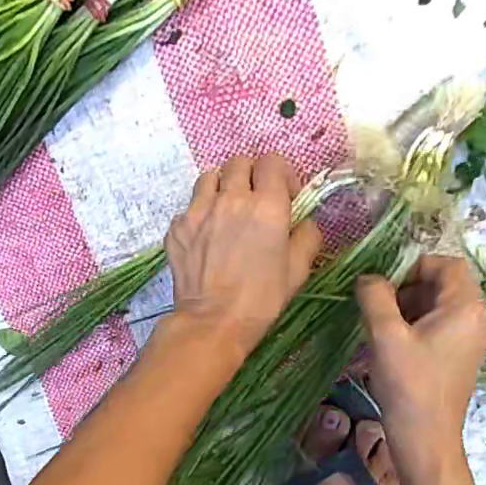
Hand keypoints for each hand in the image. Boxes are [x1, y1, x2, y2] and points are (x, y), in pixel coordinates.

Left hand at [165, 154, 322, 357]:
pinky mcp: (178, 227)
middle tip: (257, 200)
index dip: (282, 174)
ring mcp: (199, 210)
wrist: (213, 322)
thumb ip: (307, 236)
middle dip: (252, 176)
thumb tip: (304, 222)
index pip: (273, 162)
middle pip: (240, 162)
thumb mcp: (298, 270)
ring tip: (228, 210)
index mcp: (267, 206)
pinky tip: (207, 237)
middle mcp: (231, 199)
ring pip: (210, 177)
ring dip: (223, 187)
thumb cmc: (262, 299)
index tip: (286, 195)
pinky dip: (201, 214)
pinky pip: (190, 207)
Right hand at [355, 255, 485, 452]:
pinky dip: (418, 327)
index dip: (414, 266)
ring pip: (440, 307)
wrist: (426, 440)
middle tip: (380, 307)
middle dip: (409, 288)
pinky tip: (393, 345)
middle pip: (444, 285)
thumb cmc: (408, 385)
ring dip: (410, 308)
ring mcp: (471, 341)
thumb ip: (375, 296)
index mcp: (466, 308)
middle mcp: (476, 320)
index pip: (447, 264)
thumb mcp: (385, 335)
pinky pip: (441, 328)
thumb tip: (368, 278)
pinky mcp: (461, 359)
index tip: (386, 286)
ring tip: (382, 327)